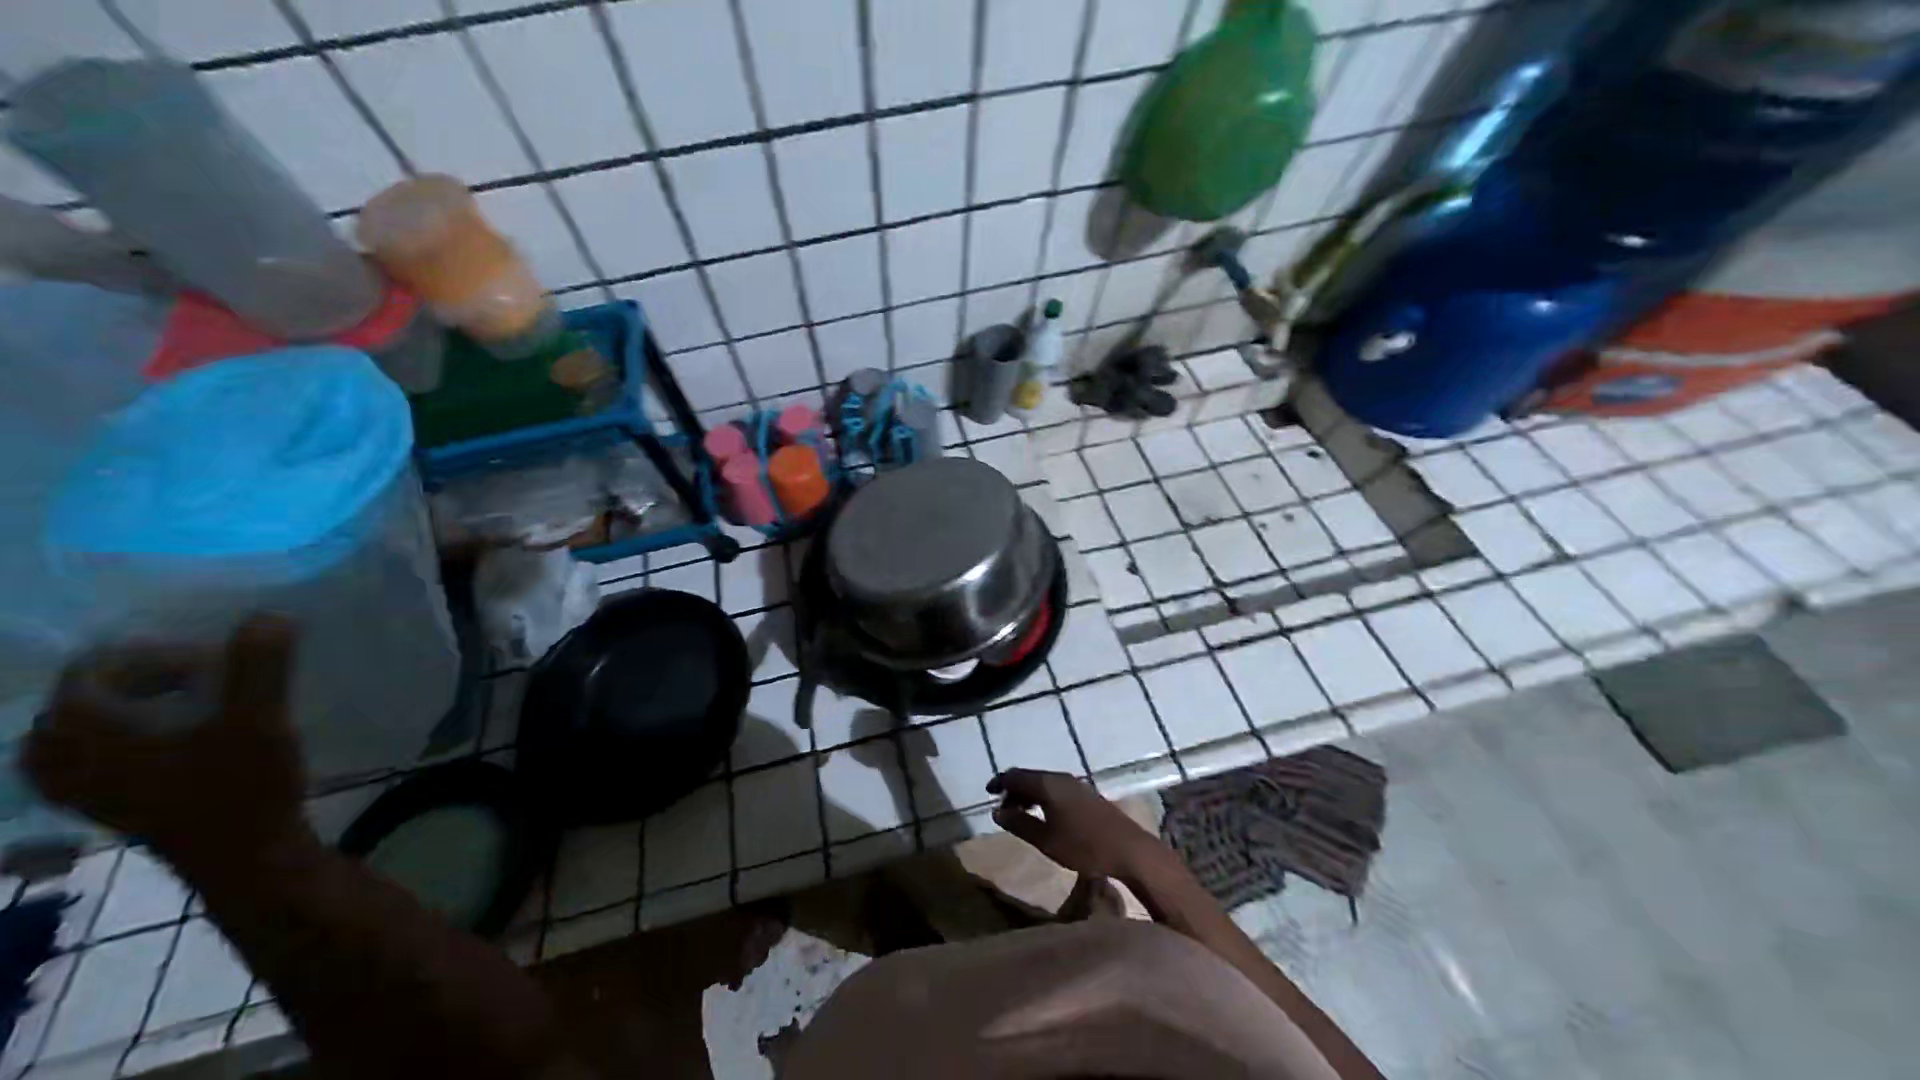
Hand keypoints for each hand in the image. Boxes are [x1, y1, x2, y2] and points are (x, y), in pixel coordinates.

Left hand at [25, 615, 310, 872]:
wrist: (245, 858)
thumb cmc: (243, 787)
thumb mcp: (259, 720)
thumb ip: (259, 665)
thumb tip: (267, 616)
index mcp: (83, 733)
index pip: (99, 668)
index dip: (162, 656)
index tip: (221, 666)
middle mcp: (59, 757)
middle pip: (85, 694)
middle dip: (145, 679)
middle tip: (206, 680)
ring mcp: (73, 786)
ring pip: (82, 726)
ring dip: (132, 706)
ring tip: (188, 705)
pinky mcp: (99, 802)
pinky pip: (85, 754)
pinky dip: (121, 736)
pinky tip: (165, 740)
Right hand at [987, 768, 1169, 879]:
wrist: (1128, 850)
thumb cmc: (1083, 846)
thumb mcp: (1045, 839)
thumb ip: (1019, 823)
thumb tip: (997, 811)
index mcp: (1048, 784)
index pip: (1016, 775)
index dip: (999, 782)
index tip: (988, 794)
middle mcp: (1061, 778)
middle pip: (1029, 777)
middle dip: (1013, 790)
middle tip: (1003, 810)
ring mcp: (1076, 785)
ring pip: (1043, 783)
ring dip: (1028, 795)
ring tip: (1021, 815)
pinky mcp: (1086, 795)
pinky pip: (1056, 789)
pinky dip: (1042, 798)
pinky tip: (1044, 816)